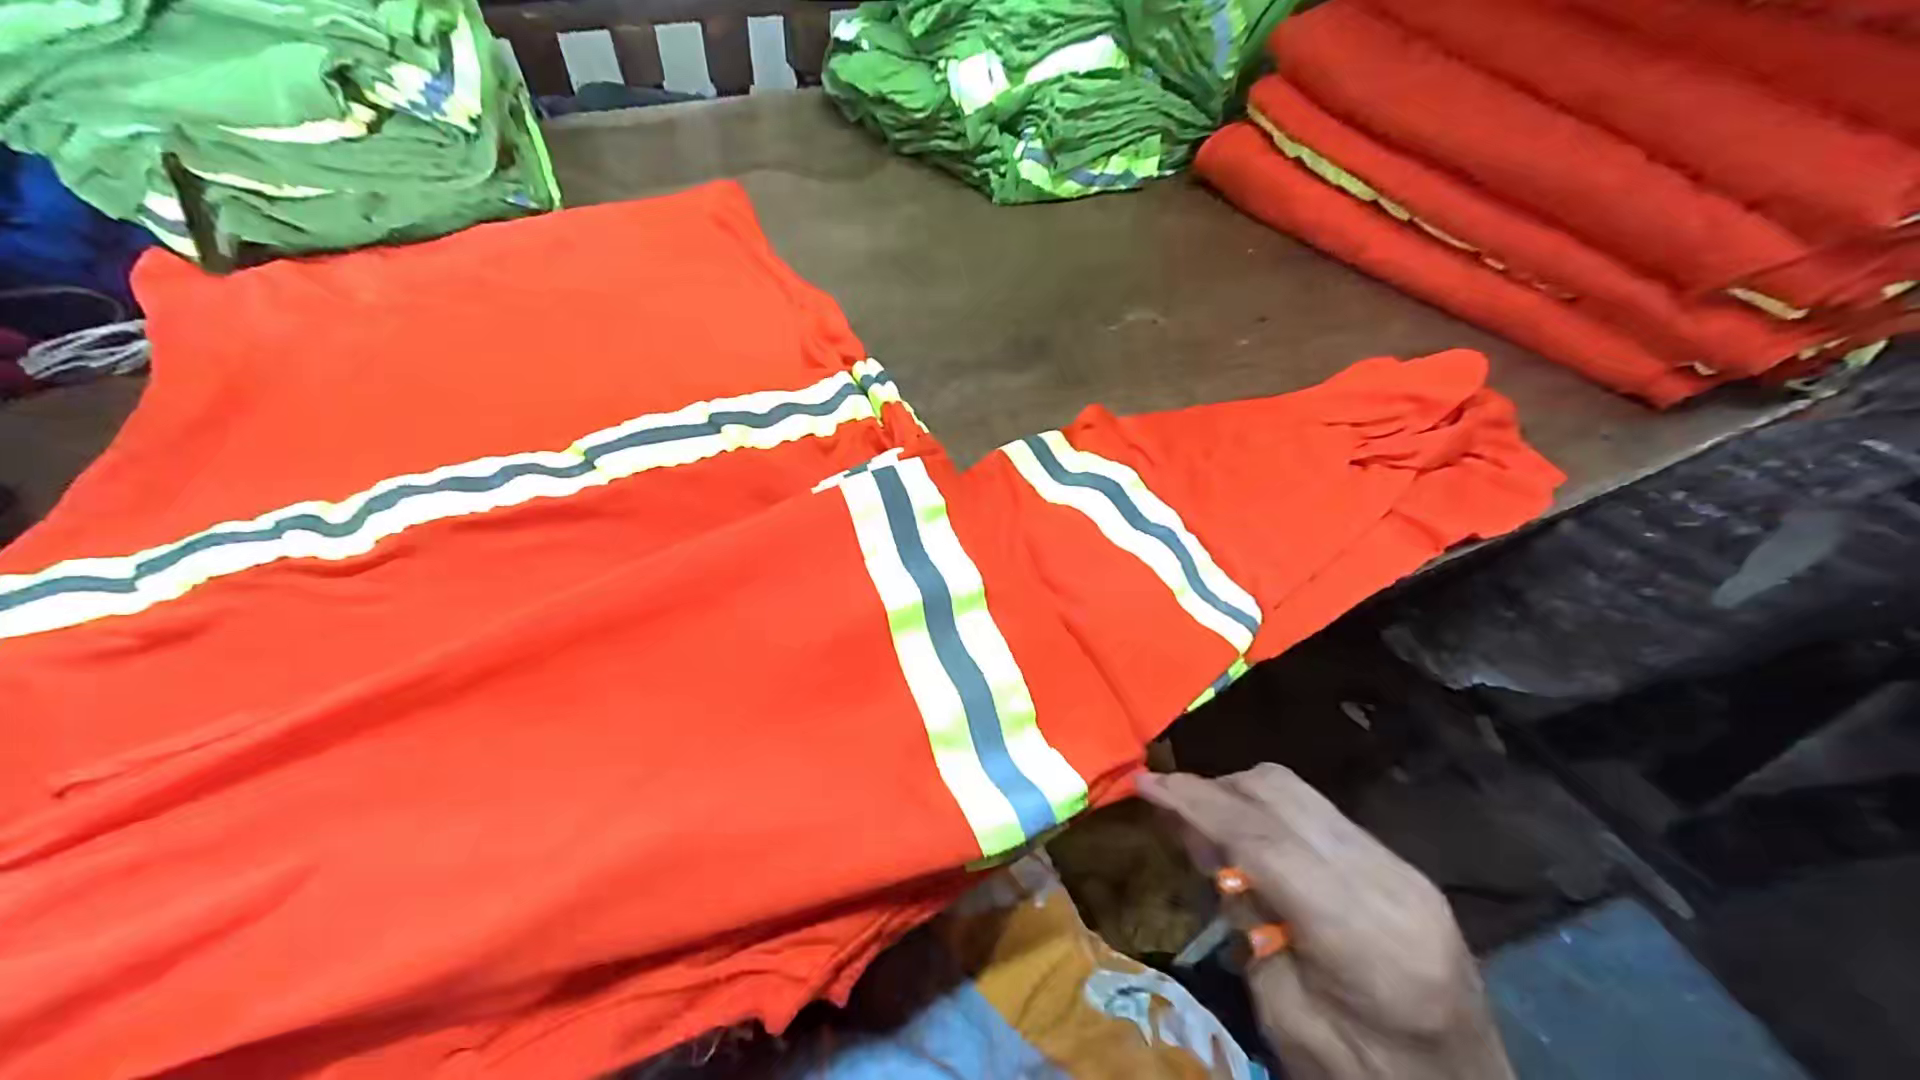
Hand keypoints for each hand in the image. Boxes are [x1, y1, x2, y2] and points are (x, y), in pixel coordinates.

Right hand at [1136, 765, 1513, 1079]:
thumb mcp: (1288, 1022)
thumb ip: (1248, 926)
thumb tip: (1208, 849)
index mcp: (1363, 937)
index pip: (1264, 841)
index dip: (1197, 803)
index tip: (1146, 782)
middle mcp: (1388, 882)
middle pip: (1282, 796)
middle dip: (1213, 788)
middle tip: (1165, 802)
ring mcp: (1401, 867)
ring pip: (1299, 792)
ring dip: (1239, 793)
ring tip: (1201, 820)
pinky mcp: (1399, 864)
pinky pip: (1317, 812)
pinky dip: (1269, 810)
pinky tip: (1247, 837)